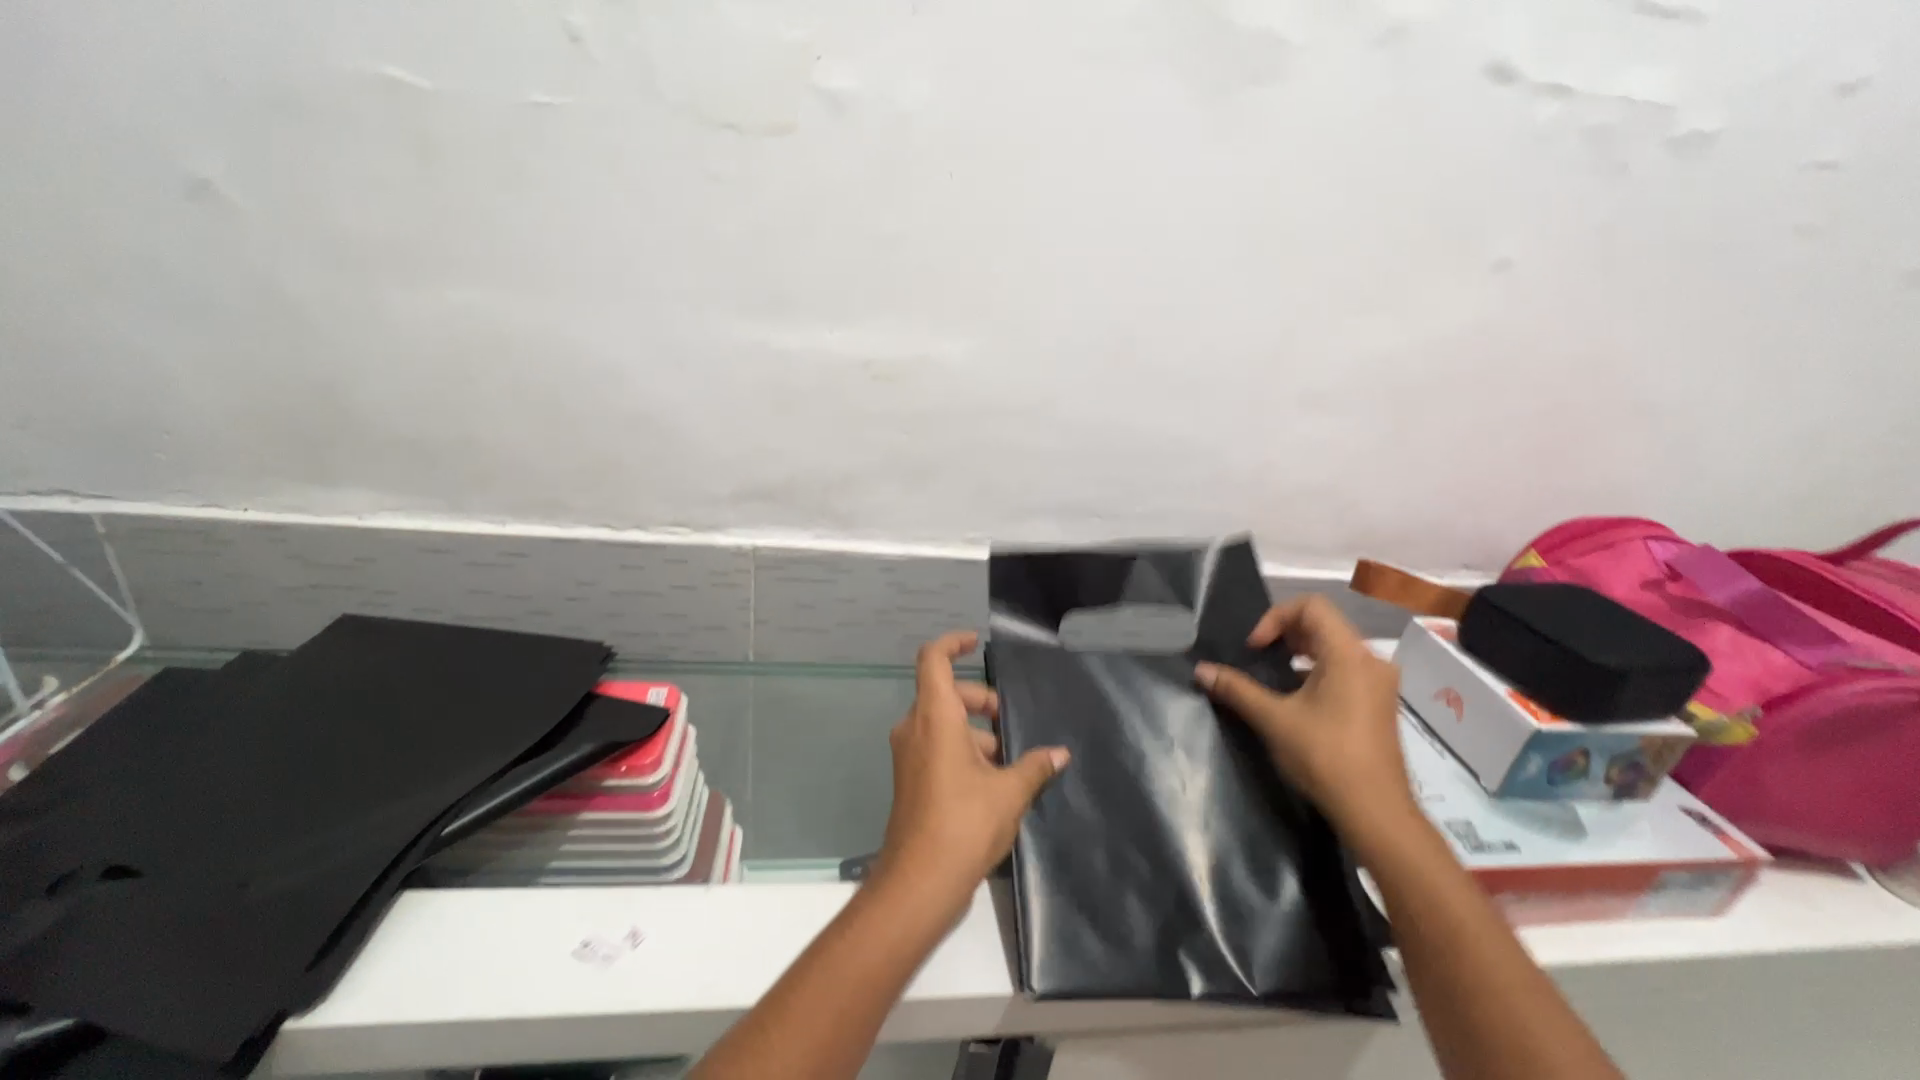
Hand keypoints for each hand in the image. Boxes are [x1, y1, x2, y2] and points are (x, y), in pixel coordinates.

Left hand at [873, 631, 1069, 909]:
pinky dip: (964, 752)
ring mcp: (910, 756)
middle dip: (980, 701)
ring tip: (1013, 759)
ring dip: (976, 732)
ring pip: (943, 724)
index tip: (976, 643)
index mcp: (934, 718)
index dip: (953, 644)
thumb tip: (1060, 753)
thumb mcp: (1009, 792)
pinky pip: (938, 749)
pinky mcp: (912, 781)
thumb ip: (1035, 766)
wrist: (920, 881)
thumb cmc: (964, 823)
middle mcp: (915, 730)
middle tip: (1012, 722)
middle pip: (945, 693)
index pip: (934, 660)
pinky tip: (996, 781)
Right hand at [1195, 595, 1415, 842]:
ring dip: (1301, 654)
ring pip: (1336, 648)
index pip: (1311, 606)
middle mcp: (1370, 660)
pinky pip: (1346, 670)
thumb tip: (1201, 670)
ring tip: (1274, 677)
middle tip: (1259, 658)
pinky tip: (1298, 701)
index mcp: (1349, 654)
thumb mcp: (1274, 720)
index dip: (1275, 618)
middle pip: (1324, 624)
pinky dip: (1318, 672)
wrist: (1375, 811)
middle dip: (1286, 634)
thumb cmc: (1325, 757)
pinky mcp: (1380, 704)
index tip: (1255, 649)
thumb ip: (1237, 689)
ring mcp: (1380, 683)